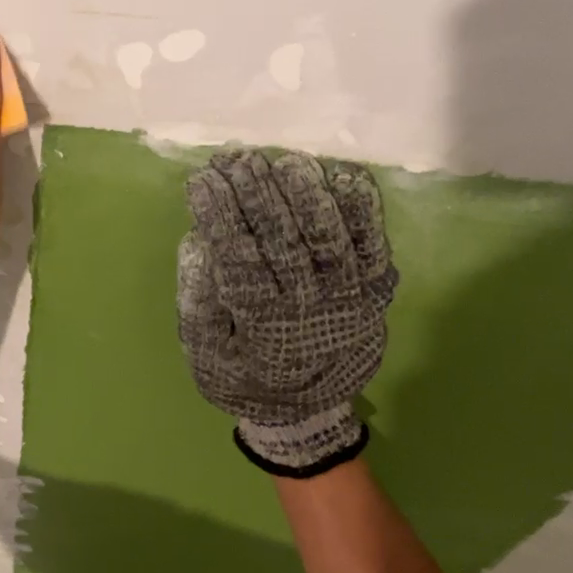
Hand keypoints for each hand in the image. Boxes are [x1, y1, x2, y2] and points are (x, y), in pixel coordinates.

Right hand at [177, 149, 397, 476]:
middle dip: (258, 194)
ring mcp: (348, 300)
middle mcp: (309, 310)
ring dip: (308, 195)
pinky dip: (363, 212)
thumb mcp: (205, 351)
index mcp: (262, 325)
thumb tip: (198, 244)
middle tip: (238, 158)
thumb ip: (199, 300)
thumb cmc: (242, 379)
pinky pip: (373, 248)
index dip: (220, 216)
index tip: (203, 180)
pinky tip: (344, 177)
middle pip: (283, 240)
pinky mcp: (374, 294)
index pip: (238, 257)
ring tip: (285, 161)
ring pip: (330, 239)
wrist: (304, 414)